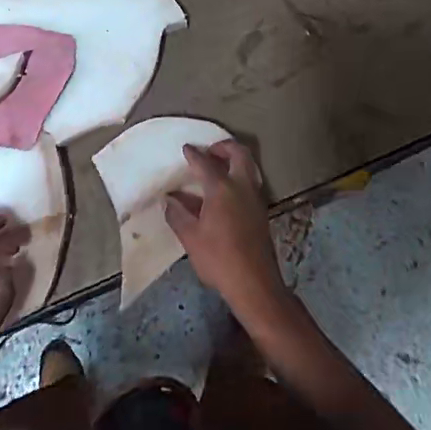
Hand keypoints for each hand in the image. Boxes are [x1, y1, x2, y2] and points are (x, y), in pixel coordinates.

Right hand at [163, 140, 286, 317]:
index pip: (205, 163)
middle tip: (209, 151)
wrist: (254, 282)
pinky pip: (250, 182)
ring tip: (217, 168)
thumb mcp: (190, 238)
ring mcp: (255, 198)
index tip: (186, 149)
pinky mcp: (261, 211)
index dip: (194, 154)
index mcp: (222, 188)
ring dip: (234, 161)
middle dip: (224, 146)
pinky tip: (223, 193)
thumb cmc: (218, 258)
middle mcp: (242, 186)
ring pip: (248, 167)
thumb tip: (169, 200)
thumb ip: (178, 215)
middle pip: (238, 153)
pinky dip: (238, 177)